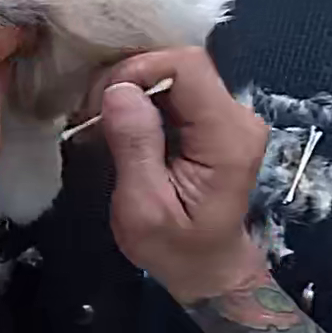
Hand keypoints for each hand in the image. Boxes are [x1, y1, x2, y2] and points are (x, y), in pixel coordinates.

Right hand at [96, 48, 269, 302]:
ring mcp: (230, 115)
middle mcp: (238, 117)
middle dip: (130, 80)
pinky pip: (177, 90)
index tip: (101, 104)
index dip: (138, 70)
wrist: (209, 268)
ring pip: (176, 73)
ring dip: (133, 90)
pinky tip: (122, 125)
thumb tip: (117, 90)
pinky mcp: (215, 119)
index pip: (188, 67)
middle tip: (93, 115)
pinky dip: (144, 100)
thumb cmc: (176, 249)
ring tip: (102, 122)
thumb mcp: (144, 209)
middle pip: (182, 65)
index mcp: (227, 138)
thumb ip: (135, 147)